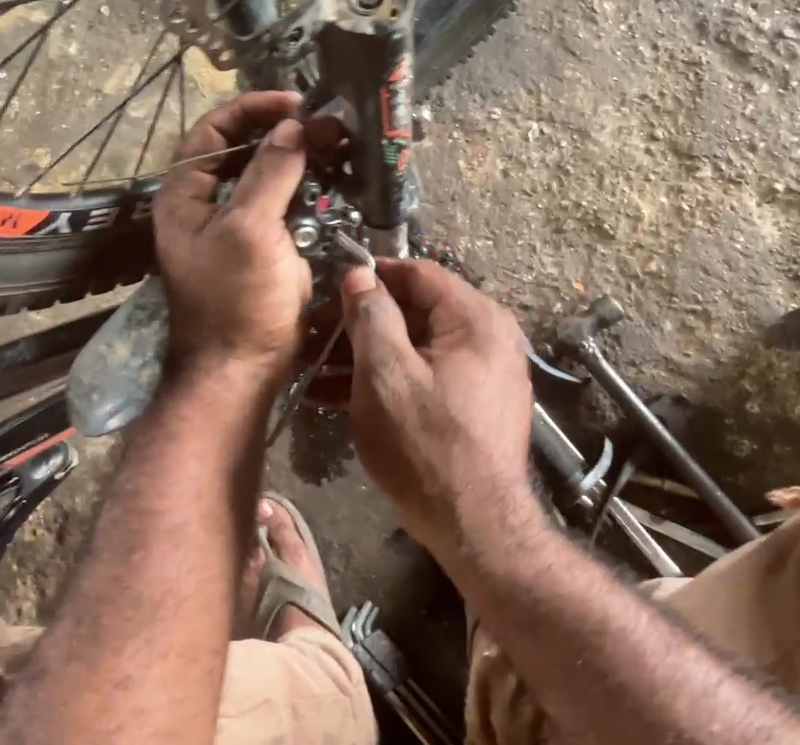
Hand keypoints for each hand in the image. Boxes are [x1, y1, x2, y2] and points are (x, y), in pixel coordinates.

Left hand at [153, 92, 311, 385]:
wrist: (241, 370)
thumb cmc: (236, 300)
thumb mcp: (250, 229)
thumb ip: (270, 172)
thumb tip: (292, 126)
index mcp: (184, 195)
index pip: (213, 131)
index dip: (251, 109)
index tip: (295, 103)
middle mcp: (205, 205)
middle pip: (241, 150)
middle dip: (282, 131)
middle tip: (326, 124)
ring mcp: (235, 226)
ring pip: (266, 176)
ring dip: (299, 158)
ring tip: (336, 144)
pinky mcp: (262, 246)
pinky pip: (283, 204)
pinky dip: (306, 188)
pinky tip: (333, 178)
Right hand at [339, 259, 537, 559]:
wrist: (474, 527)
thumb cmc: (426, 444)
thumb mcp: (385, 374)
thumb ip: (371, 316)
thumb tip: (359, 274)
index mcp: (475, 319)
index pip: (417, 273)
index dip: (369, 276)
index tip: (327, 288)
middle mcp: (488, 337)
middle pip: (414, 310)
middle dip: (359, 322)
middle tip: (311, 335)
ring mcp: (483, 373)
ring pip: (414, 346)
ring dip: (363, 354)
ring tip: (312, 369)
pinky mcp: (472, 404)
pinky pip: (423, 375)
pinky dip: (385, 379)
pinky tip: (338, 396)